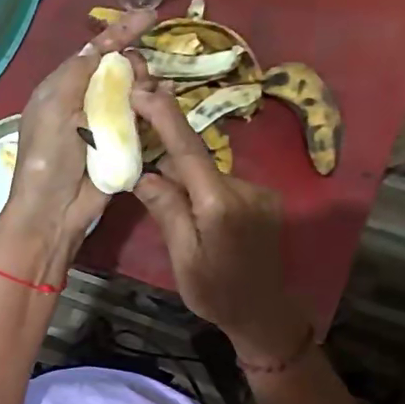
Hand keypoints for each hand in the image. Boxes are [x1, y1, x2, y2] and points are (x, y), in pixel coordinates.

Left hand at [0, 9, 157, 272]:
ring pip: (133, 93)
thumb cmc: (48, 157)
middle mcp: (80, 104)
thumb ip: (76, 73)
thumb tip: (98, 48)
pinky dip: (153, 110)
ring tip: (147, 95)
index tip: (150, 16)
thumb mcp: (54, 106)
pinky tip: (163, 105)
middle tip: (140, 75)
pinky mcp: (120, 147)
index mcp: (58, 91)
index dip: (119, 33)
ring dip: (144, 86)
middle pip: (117, 70)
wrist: (54, 209)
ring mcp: (101, 125)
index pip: (91, 54)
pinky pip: (142, 120)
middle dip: (132, 64)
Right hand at [129, 87, 309, 362]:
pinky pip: (219, 185)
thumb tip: (144, 173)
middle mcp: (244, 188)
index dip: (165, 118)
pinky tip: (192, 214)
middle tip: (140, 156)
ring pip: (206, 175)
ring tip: (166, 203)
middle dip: (166, 156)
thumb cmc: (215, 290)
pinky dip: (199, 189)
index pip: (188, 150)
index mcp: (220, 203)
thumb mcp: (182, 256)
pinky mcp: (260, 200)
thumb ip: (167, 210)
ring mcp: (256, 192)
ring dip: (183, 179)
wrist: (264, 312)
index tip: (143, 91)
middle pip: (195, 160)